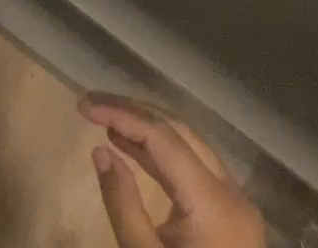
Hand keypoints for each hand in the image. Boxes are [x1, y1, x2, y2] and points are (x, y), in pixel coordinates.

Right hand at [81, 94, 267, 247]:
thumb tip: (102, 151)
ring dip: (145, 126)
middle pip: (179, 131)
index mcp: (213, 203)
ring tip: (103, 119)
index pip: (162, 138)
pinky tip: (128, 146)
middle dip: (132, 111)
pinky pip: (193, 165)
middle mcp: (231, 193)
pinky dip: (159, 150)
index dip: (120, 114)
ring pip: (189, 143)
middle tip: (89, 104)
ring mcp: (235, 203)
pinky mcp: (229, 213)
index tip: (81, 107)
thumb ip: (121, 201)